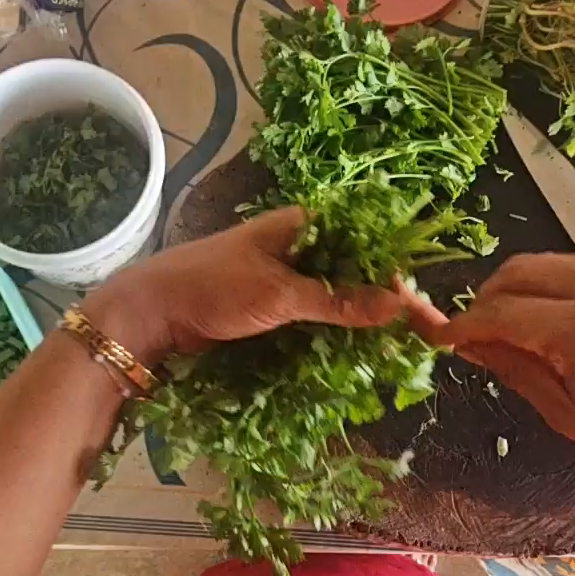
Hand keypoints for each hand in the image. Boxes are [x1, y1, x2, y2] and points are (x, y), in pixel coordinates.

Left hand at [82, 208, 410, 360]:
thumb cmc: (214, 288)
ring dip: (358, 319)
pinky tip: (354, 348)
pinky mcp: (268, 303)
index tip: (422, 312)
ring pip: (333, 294)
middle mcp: (296, 246)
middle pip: (353, 270)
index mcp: (302, 226)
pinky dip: (331, 329)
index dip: (396, 276)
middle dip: (382, 301)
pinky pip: (311, 314)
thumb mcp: (279, 295)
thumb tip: (398, 304)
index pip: (366, 245)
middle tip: (416, 335)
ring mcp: (281, 275)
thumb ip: (338, 300)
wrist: (152, 311)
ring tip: (394, 347)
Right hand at [426, 253, 574, 517]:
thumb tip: (474, 346)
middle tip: (474, 330)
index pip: (501, 311)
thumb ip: (516, 368)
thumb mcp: (569, 414)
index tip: (441, 336)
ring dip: (521, 287)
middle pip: (522, 269)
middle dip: (487, 296)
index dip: (462, 324)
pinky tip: (555, 319)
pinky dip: (559, 287)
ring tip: (512, 325)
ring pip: (555, 262)